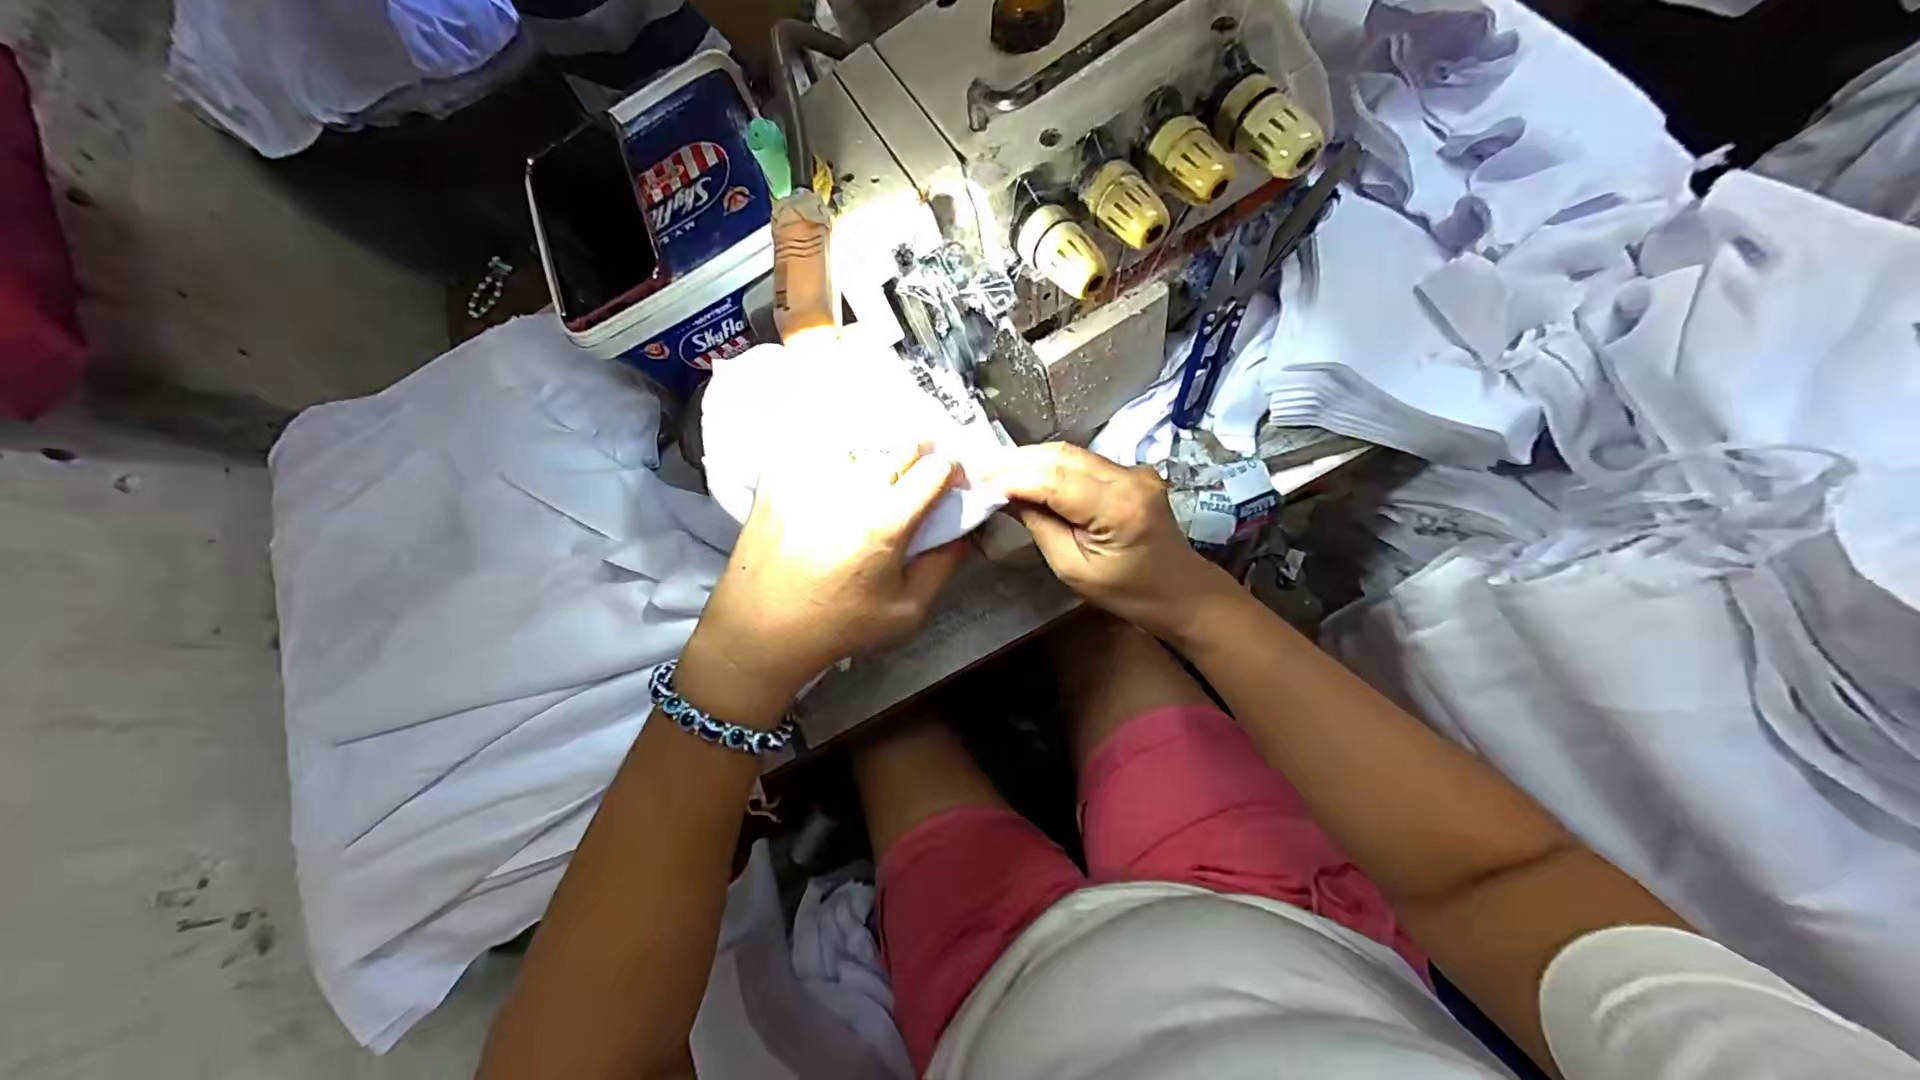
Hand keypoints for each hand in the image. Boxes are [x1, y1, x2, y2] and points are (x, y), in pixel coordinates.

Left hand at [677, 442, 967, 724]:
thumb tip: (962, 532)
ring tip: (873, 485)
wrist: (761, 630)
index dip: (952, 472)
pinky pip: (821, 452)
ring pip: (863, 446)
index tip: (951, 483)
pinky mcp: (779, 478)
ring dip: (879, 459)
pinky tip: (836, 487)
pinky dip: (837, 461)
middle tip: (918, 480)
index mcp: (884, 523)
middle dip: (921, 458)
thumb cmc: (837, 627)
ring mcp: (809, 479)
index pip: (935, 468)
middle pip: (902, 446)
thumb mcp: (906, 611)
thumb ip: (943, 566)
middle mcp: (848, 491)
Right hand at [989, 442, 1236, 638]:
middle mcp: (1130, 478)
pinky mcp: (1132, 471)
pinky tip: (1029, 474)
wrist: (1180, 590)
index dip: (1014, 477)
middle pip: (1062, 456)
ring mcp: (1134, 470)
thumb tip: (1006, 495)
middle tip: (982, 470)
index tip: (980, 480)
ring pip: (1071, 453)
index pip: (1055, 480)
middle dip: (1018, 461)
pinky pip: (1083, 460)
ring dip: (1032, 460)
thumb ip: (1040, 525)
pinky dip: (1052, 465)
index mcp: (1119, 508)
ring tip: (998, 471)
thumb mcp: (1073, 568)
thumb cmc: (1127, 592)